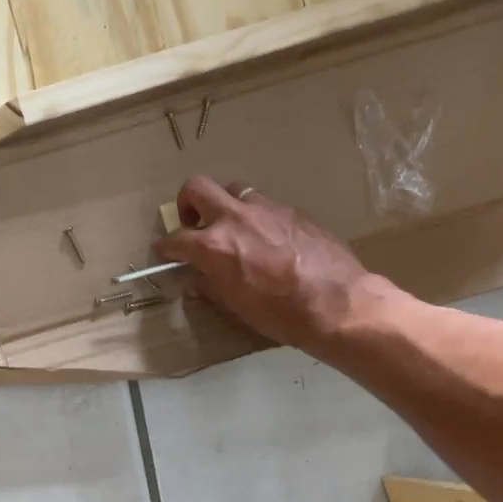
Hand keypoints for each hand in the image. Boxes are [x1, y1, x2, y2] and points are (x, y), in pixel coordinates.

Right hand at [154, 176, 385, 353]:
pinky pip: (265, 205)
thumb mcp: (236, 305)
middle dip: (187, 202)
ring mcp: (266, 209)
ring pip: (234, 191)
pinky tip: (268, 240)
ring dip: (226, 206)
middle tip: (193, 223)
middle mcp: (236, 218)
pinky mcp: (293, 210)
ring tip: (233, 229)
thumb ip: (210, 285)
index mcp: (214, 245)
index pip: (175, 239)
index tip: (164, 252)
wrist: (337, 303)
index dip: (165, 247)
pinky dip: (257, 218)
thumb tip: (195, 279)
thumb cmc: (280, 314)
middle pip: (198, 188)